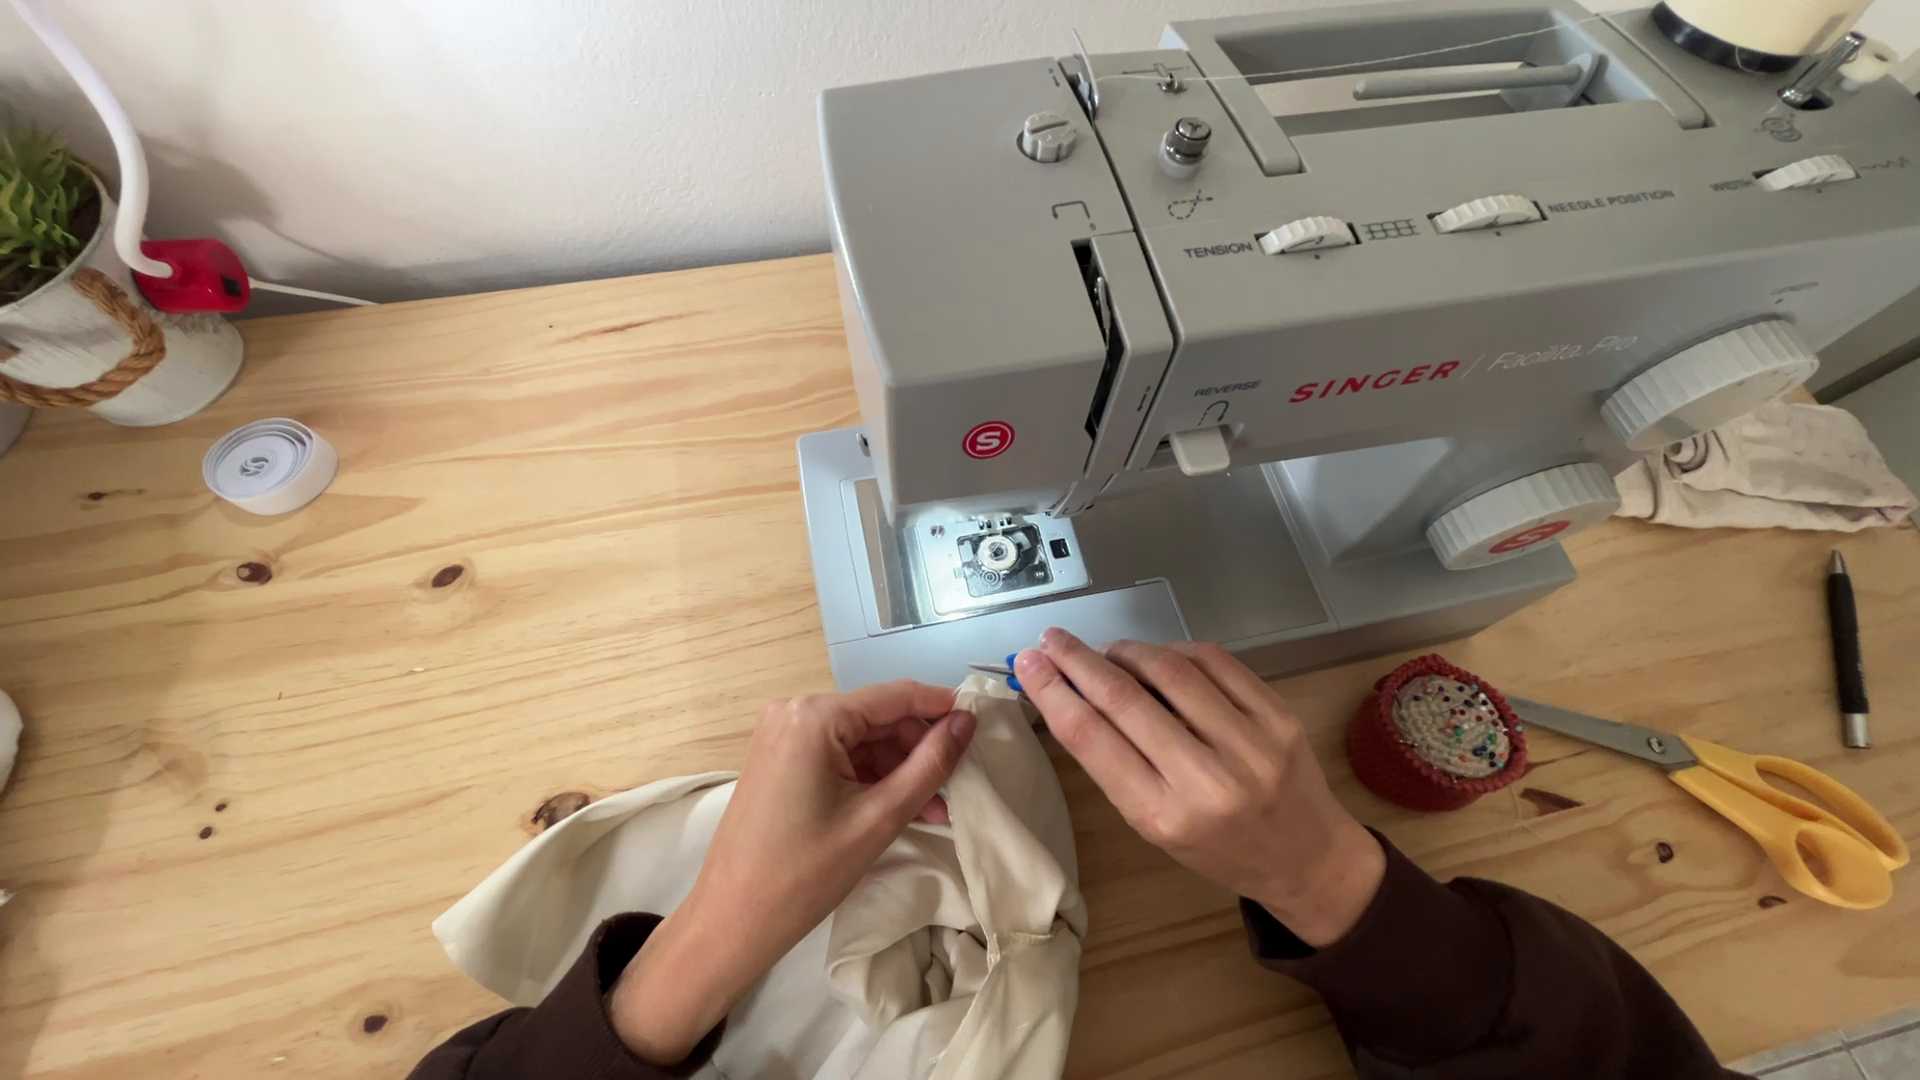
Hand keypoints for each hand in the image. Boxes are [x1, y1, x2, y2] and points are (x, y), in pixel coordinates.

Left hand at [608, 680, 975, 1062]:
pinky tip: (901, 806)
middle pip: (878, 717)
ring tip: (936, 809)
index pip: (896, 696)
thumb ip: (929, 765)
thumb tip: (966, 722)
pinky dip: (871, 777)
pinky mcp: (781, 756)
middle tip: (959, 783)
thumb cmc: (804, 874)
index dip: (942, 707)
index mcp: (815, 715)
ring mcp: (784, 733)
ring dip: (899, 768)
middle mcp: (796, 710)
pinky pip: (839, 754)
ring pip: (861, 738)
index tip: (982, 724)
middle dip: (920, 749)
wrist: (729, 922)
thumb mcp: (878, 818)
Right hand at [1015, 630, 1383, 945]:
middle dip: (1078, 660)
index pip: (1092, 738)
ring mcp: (1249, 743)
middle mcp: (1207, 779)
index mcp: (1163, 815)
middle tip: (1051, 638)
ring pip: (1168, 669)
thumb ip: (1115, 760)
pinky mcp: (1278, 715)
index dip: (1052, 692)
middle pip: (1124, 698)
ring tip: (1106, 651)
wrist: (1309, 858)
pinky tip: (1156, 655)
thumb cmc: (1217, 849)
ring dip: (1125, 650)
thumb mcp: (1153, 823)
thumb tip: (1074, 691)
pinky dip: (1173, 649)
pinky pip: (1213, 661)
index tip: (1029, 663)